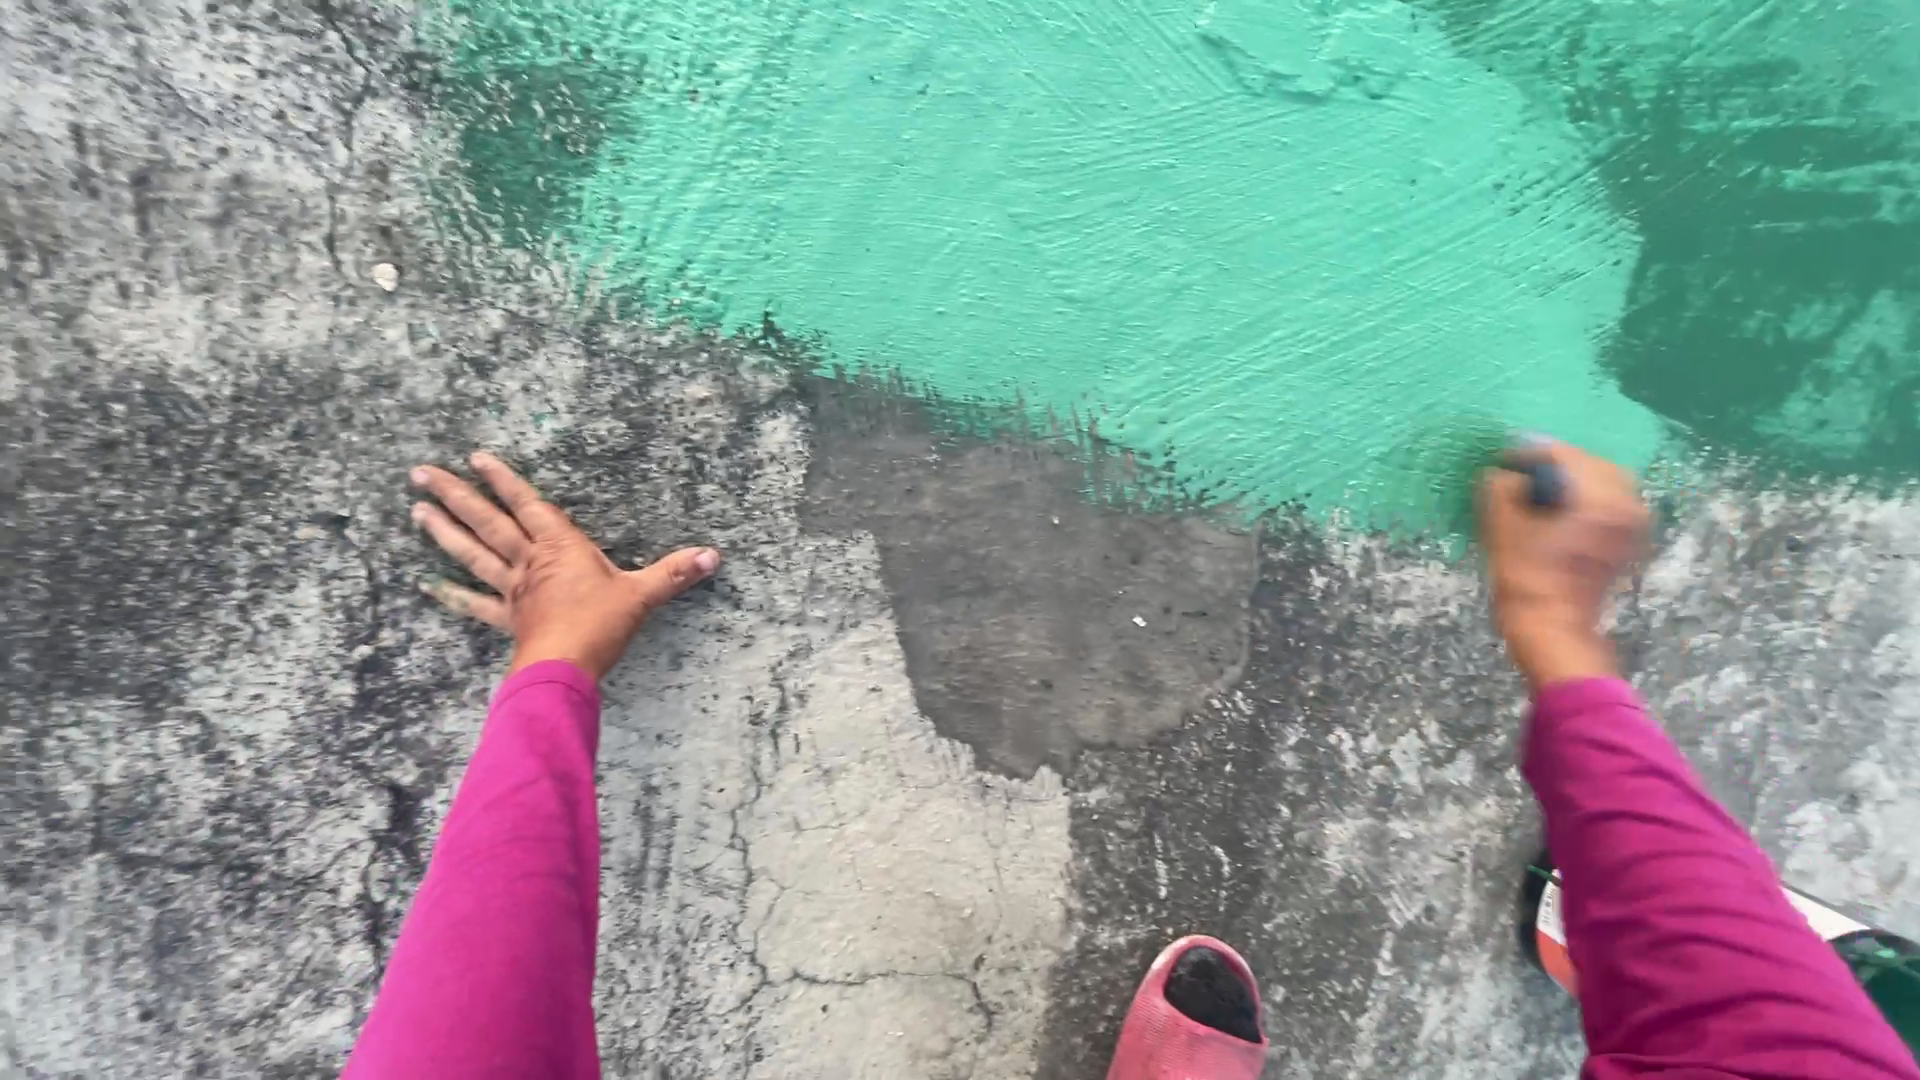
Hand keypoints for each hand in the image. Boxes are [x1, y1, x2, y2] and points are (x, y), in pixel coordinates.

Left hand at [409, 451, 720, 679]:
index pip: (529, 506)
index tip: (476, 458)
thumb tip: (713, 556)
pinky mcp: (508, 619)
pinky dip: (451, 595)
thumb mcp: (644, 595)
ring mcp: (514, 591)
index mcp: (561, 548)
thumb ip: (675, 573)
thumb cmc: (601, 626)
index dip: (504, 481)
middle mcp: (531, 563)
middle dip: (456, 496)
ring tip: (415, 509)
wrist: (565, 669)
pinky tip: (427, 586)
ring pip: (473, 554)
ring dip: (444, 532)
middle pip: (488, 523)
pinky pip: (474, 604)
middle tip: (421, 472)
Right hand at [1477, 438, 1648, 689]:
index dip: (1531, 453)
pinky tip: (1556, 510)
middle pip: (1593, 466)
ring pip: (1603, 484)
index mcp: (1599, 499)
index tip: (1504, 458)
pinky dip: (1583, 499)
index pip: (1566, 456)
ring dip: (1572, 480)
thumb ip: (1502, 488)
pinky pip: (1608, 504)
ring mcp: (1632, 525)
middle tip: (1522, 470)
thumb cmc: (1524, 575)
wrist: (1551, 623)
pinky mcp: (1626, 541)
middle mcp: (1627, 505)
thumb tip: (1504, 473)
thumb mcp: (1502, 526)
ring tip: (1538, 490)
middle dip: (1558, 464)